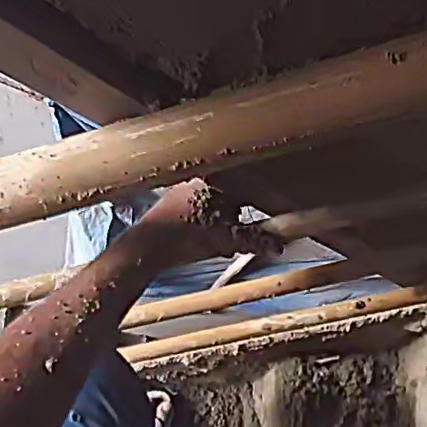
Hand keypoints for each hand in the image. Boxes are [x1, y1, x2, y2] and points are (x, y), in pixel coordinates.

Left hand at [130, 179, 281, 264]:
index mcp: (213, 180)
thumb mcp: (227, 239)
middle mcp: (195, 179)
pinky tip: (199, 240)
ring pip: (210, 206)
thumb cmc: (187, 236)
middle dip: (234, 219)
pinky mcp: (166, 206)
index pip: (245, 187)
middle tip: (234, 239)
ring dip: (217, 224)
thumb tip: (279, 246)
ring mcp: (178, 191)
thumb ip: (255, 241)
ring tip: (217, 243)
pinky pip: (194, 212)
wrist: (146, 247)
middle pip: (228, 198)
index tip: (255, 226)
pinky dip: (202, 225)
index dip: (254, 209)